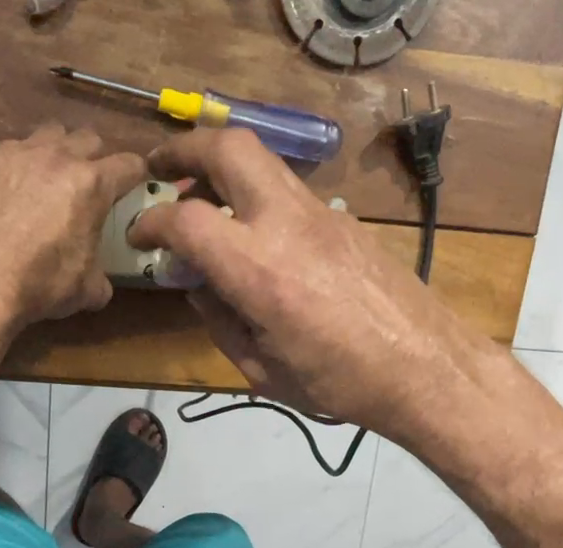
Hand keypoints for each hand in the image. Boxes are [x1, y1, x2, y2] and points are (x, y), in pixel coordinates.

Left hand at [0, 126, 145, 328]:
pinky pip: (9, 152)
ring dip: (56, 153)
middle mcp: (57, 157)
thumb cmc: (40, 285)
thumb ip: (101, 277)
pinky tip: (7, 193)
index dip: (135, 175)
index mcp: (91, 184)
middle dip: (94, 159)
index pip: (129, 164)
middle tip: (86, 185)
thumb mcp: (86, 290)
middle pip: (88, 139)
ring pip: (48, 135)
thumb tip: (100, 284)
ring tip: (47, 181)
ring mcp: (17, 153)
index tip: (131, 185)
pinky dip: (16, 168)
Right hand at [128, 129, 488, 436]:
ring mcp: (320, 214)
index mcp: (257, 270)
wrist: (423, 368)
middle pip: (229, 148)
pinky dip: (257, 197)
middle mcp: (286, 224)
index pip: (186, 219)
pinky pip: (288, 191)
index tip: (139, 237)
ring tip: (204, 199)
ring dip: (223, 168)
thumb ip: (220, 322)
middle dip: (186, 149)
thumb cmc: (336, 383)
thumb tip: (198, 289)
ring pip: (262, 161)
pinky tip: (255, 236)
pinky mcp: (344, 220)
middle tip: (162, 168)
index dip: (150, 222)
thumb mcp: (260, 369)